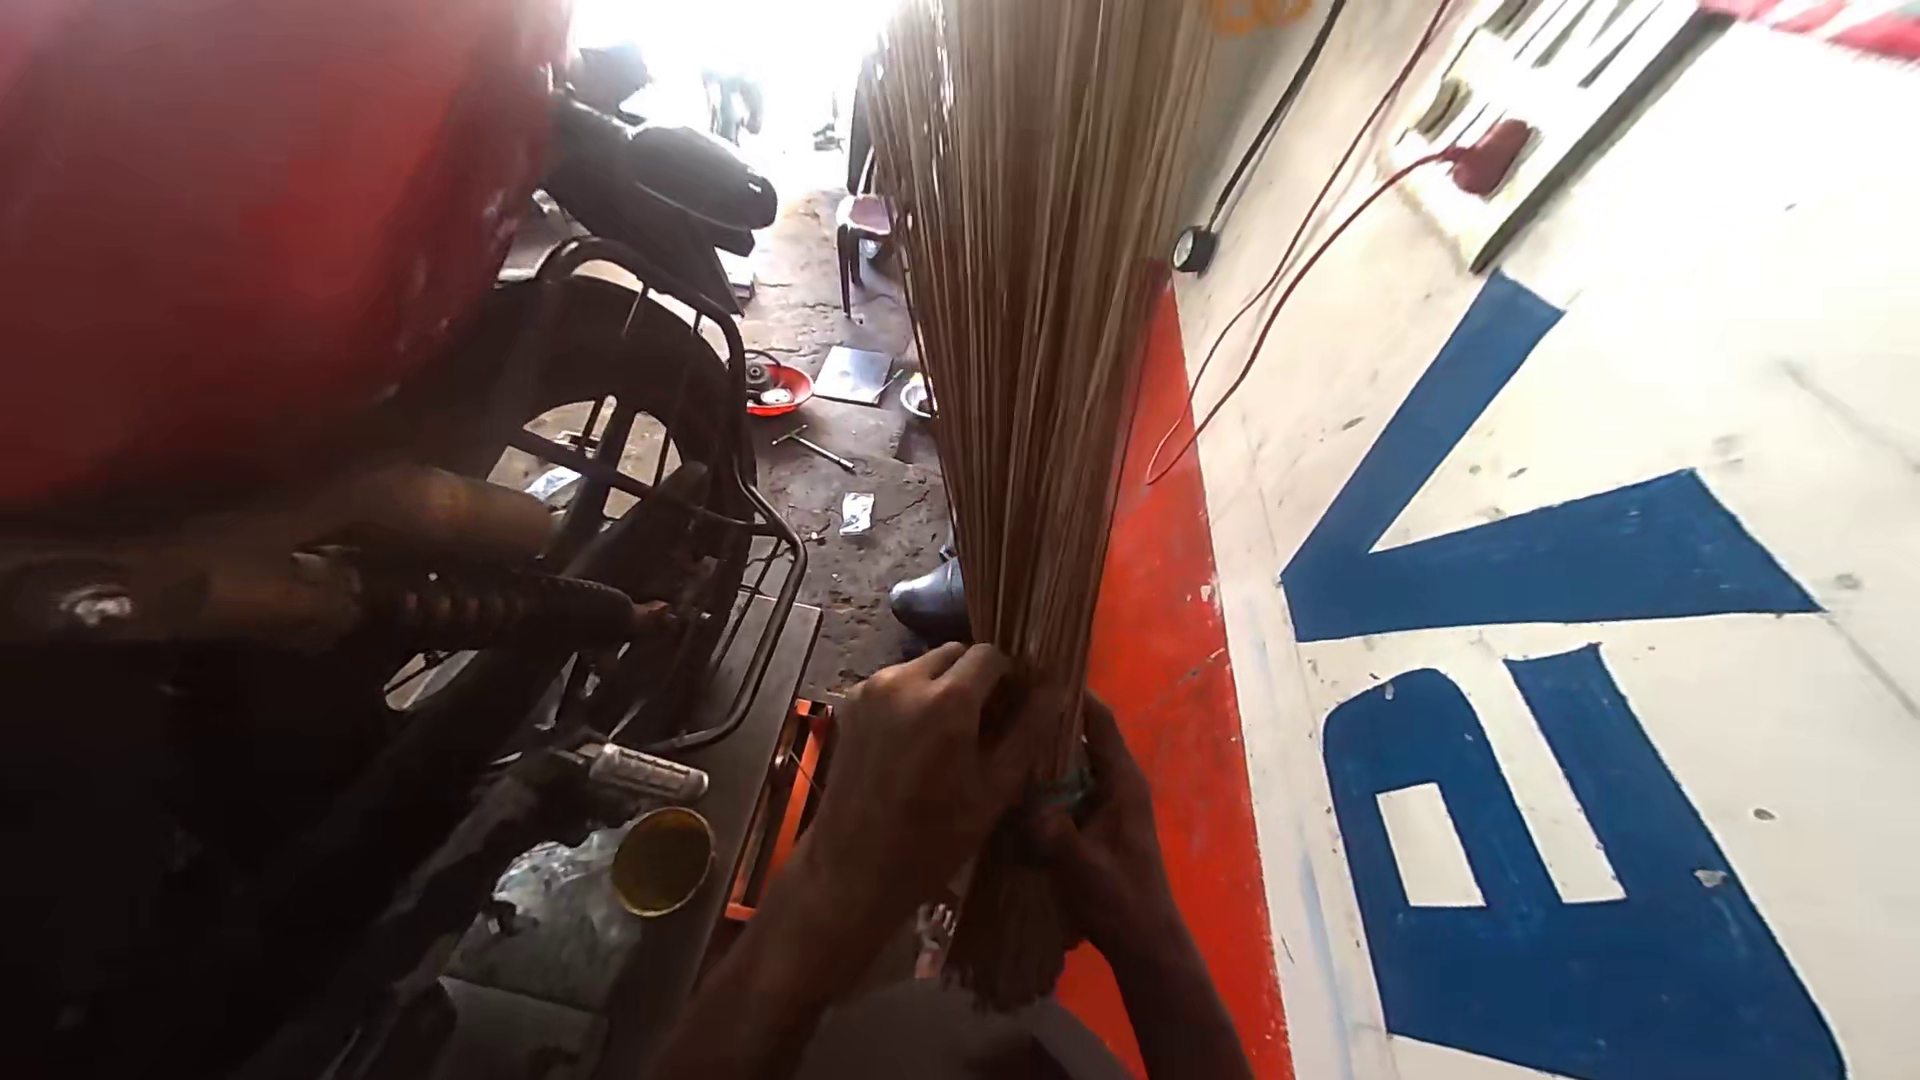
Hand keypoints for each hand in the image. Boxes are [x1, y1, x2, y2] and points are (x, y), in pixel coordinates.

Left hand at [802, 643, 1060, 920]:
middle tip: (982, 718)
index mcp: (947, 699)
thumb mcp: (996, 786)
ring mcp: (872, 686)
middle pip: (955, 653)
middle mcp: (905, 679)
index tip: (1013, 702)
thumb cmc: (936, 836)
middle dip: (974, 676)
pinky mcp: (851, 699)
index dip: (1009, 674)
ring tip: (946, 731)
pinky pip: (895, 680)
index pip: (990, 654)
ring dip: (943, 683)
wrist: (855, 865)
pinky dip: (912, 694)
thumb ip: (1028, 728)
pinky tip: (913, 736)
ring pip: (924, 663)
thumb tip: (1053, 687)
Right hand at [1030, 695, 1182, 968]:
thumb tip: (1022, 803)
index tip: (1038, 671)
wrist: (1144, 941)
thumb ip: (1055, 834)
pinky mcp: (1093, 816)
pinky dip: (1046, 771)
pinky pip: (1068, 780)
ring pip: (1073, 756)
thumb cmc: (1122, 900)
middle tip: (1008, 699)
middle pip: (1083, 732)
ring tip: (1005, 727)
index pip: (1100, 720)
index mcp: (1122, 780)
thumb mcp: (1085, 867)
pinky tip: (1014, 774)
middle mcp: (1116, 779)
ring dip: (1046, 742)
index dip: (1074, 692)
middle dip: (1050, 714)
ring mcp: (1105, 798)